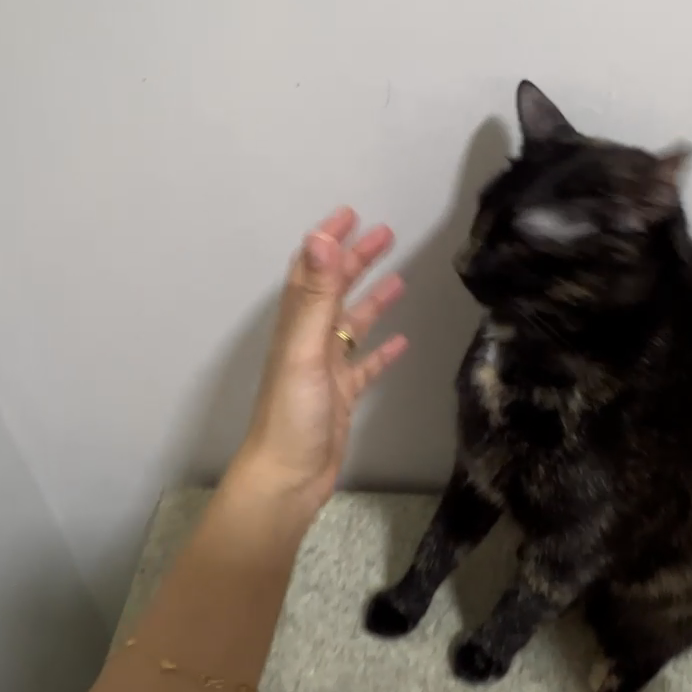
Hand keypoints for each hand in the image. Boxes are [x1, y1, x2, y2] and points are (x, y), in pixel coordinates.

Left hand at [233, 207, 408, 517]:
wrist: (289, 477)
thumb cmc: (294, 414)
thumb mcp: (305, 349)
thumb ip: (316, 295)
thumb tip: (320, 238)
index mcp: (297, 326)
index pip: (312, 270)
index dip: (328, 241)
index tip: (350, 213)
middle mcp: (310, 341)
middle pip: (335, 291)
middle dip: (357, 260)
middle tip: (386, 234)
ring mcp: (327, 369)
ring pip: (352, 324)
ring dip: (372, 298)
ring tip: (401, 278)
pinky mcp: (343, 395)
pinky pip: (365, 365)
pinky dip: (382, 350)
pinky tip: (402, 342)